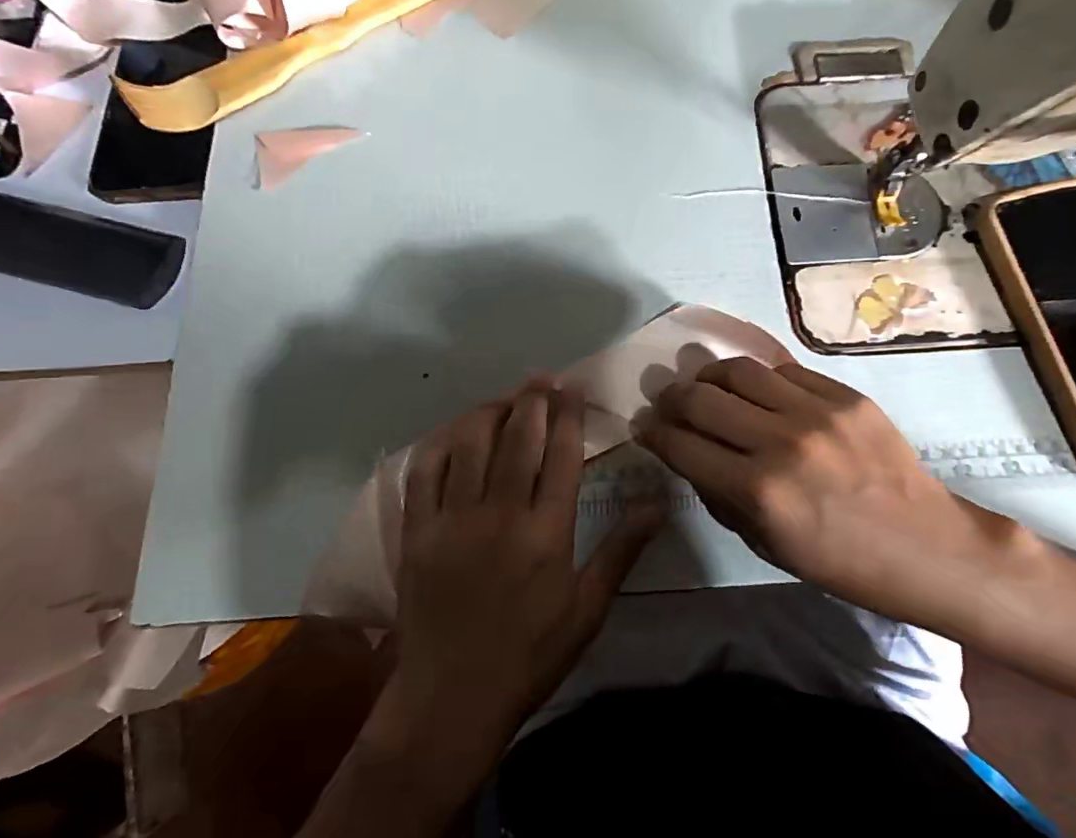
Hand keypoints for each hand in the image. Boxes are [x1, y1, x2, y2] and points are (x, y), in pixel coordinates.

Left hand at [392, 379, 660, 739]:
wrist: (452, 698)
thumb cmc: (531, 654)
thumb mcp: (588, 608)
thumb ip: (621, 549)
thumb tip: (658, 503)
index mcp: (546, 533)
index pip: (561, 454)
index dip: (568, 414)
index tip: (573, 387)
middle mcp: (499, 516)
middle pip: (517, 438)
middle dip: (533, 400)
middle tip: (543, 378)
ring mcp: (452, 521)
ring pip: (470, 444)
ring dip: (490, 411)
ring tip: (508, 397)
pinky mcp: (417, 532)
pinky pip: (425, 471)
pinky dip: (441, 441)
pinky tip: (457, 431)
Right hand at [632, 358, 1022, 629]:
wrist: (923, 544)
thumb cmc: (839, 562)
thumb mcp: (766, 545)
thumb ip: (720, 496)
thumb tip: (687, 454)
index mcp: (758, 491)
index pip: (682, 446)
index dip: (654, 434)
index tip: (645, 428)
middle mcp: (781, 442)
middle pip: (701, 398)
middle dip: (671, 399)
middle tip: (667, 402)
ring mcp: (817, 412)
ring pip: (741, 371)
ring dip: (711, 377)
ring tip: (706, 386)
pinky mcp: (846, 395)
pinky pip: (786, 371)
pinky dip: (761, 379)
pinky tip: (759, 392)